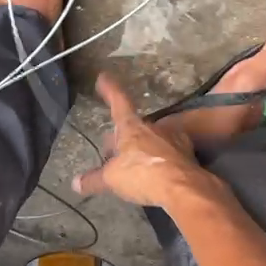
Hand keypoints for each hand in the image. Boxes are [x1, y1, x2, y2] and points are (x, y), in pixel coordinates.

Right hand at [72, 74, 218, 208]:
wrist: (183, 188)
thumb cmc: (142, 174)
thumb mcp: (111, 179)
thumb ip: (94, 180)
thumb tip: (76, 183)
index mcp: (131, 127)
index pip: (118, 102)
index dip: (110, 90)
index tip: (104, 77)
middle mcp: (153, 128)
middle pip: (135, 127)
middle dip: (124, 136)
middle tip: (114, 150)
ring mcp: (174, 139)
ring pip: (153, 140)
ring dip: (143, 149)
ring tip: (135, 165)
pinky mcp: (189, 155)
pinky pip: (169, 154)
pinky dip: (161, 161)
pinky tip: (157, 175)